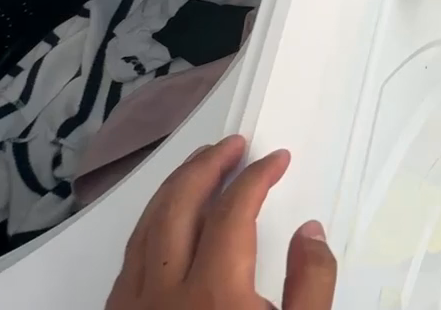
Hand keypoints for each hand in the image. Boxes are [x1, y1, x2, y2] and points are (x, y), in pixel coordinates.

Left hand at [107, 135, 337, 309]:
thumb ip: (313, 284)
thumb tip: (310, 233)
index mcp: (213, 296)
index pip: (235, 210)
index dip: (258, 176)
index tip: (278, 160)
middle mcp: (162, 299)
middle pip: (176, 208)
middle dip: (206, 167)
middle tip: (233, 145)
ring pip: (143, 233)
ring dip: (173, 191)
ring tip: (201, 168)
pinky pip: (128, 264)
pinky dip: (151, 228)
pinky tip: (168, 225)